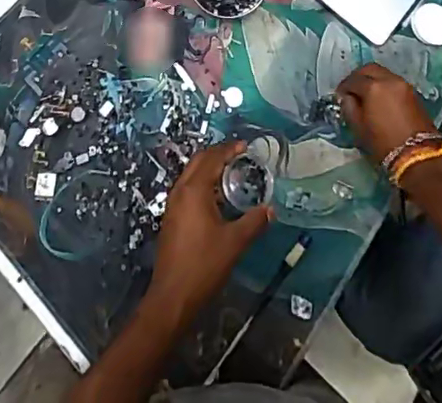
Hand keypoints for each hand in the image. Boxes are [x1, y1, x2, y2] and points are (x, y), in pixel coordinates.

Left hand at [150, 141, 272, 317]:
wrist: (173, 295)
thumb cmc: (203, 265)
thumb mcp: (234, 243)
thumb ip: (253, 223)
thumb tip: (269, 210)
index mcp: (194, 190)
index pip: (212, 159)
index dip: (228, 149)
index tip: (245, 146)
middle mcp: (180, 191)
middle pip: (198, 161)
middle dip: (218, 154)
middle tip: (239, 155)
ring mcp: (173, 204)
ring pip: (191, 175)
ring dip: (209, 168)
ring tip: (231, 173)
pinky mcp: (172, 217)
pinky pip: (187, 189)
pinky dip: (202, 183)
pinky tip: (217, 198)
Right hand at [334, 63, 437, 169]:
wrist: (418, 156)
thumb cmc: (384, 143)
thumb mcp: (359, 127)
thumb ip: (349, 107)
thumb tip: (347, 97)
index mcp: (373, 87)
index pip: (353, 80)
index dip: (344, 87)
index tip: (339, 95)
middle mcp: (389, 80)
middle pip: (369, 69)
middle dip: (358, 77)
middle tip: (351, 89)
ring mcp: (404, 85)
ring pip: (383, 73)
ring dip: (372, 79)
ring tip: (365, 94)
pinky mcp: (413, 93)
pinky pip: (393, 82)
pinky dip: (384, 85)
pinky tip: (380, 98)